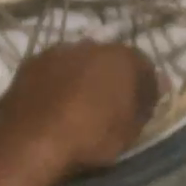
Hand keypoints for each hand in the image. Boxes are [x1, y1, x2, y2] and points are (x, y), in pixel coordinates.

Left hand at [0, 43, 158, 177]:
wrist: (32, 139)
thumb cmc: (91, 137)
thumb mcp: (130, 130)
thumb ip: (145, 103)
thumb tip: (155, 87)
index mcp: (122, 58)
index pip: (143, 66)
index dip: (143, 87)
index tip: (140, 107)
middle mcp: (91, 45)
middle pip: (108, 59)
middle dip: (110, 77)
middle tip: (107, 105)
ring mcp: (57, 51)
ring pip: (78, 61)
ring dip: (80, 76)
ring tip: (76, 105)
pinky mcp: (30, 62)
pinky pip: (52, 69)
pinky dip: (56, 81)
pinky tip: (52, 103)